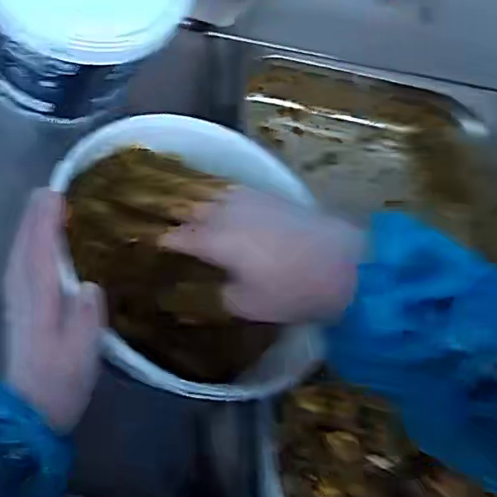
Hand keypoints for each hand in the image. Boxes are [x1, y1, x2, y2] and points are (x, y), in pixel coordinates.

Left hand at [3, 189, 104, 432]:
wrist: (27, 410)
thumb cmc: (59, 382)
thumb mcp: (81, 353)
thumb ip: (85, 317)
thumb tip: (89, 284)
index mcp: (37, 298)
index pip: (40, 250)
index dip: (45, 221)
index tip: (55, 193)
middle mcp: (21, 292)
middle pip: (24, 245)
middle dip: (34, 216)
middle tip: (50, 190)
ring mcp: (15, 299)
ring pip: (19, 253)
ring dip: (28, 228)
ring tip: (43, 207)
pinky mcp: (16, 307)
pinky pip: (20, 264)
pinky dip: (27, 246)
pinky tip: (37, 244)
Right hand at [161, 186, 365, 324]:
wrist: (352, 264)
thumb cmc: (293, 289)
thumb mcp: (248, 305)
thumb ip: (216, 295)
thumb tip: (200, 290)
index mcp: (210, 240)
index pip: (172, 236)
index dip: (156, 240)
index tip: (143, 245)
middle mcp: (221, 214)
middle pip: (184, 208)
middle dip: (166, 214)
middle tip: (152, 220)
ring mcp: (246, 200)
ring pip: (205, 195)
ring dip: (189, 201)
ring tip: (177, 206)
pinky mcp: (269, 196)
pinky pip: (228, 191)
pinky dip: (214, 196)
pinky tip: (215, 203)